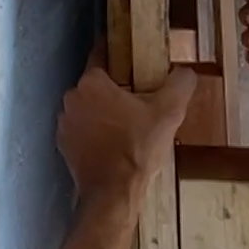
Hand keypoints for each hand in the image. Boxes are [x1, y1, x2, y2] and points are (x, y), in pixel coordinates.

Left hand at [56, 64, 196, 203]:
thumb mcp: (169, 113)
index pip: (102, 53)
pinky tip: (111, 143)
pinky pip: (80, 128)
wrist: (113, 194)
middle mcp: (72, 95)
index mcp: (92, 81)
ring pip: (87, 105)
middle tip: (135, 100)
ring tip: (125, 125)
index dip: (118, 54)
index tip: (130, 58)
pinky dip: (92, 132)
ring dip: (101, 111)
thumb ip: (180, 84)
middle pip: (96, 82)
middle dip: (112, 88)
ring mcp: (64, 121)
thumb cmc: (137, 147)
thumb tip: (186, 71)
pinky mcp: (62, 143)